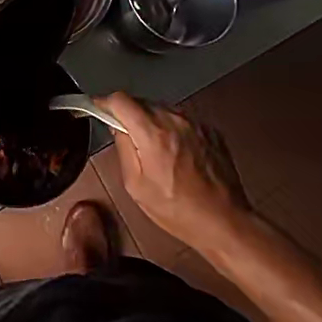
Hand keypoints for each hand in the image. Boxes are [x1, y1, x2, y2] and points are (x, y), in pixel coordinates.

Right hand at [98, 92, 251, 249]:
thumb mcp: (136, 186)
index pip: (120, 100)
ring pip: (162, 109)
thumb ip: (123, 149)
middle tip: (128, 140)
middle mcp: (175, 120)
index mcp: (153, 134)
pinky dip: (173, 130)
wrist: (224, 221)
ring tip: (156, 153)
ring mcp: (194, 123)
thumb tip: (116, 127)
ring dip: (152, 122)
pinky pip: (181, 120)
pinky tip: (177, 155)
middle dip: (129, 115)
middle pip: (141, 102)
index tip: (98, 108)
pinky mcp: (209, 129)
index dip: (105, 103)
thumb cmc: (179, 210)